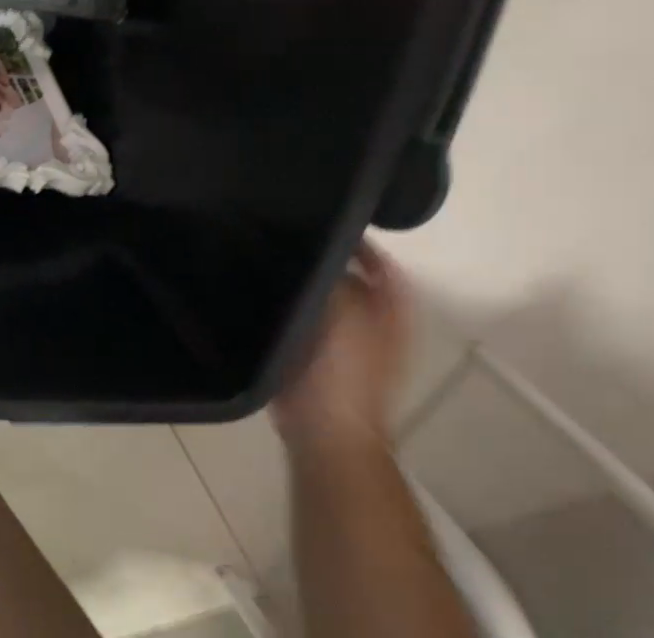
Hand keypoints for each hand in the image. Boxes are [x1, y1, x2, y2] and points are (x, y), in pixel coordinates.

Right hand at [272, 240, 410, 457]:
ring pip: (323, 298)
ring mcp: (344, 342)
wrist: (325, 431)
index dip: (363, 244)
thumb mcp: (346, 317)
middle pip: (352, 279)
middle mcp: (374, 324)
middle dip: (325, 258)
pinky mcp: (314, 355)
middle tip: (286, 236)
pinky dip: (285, 304)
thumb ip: (338, 280)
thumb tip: (321, 252)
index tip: (324, 223)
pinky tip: (260, 293)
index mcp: (393, 315)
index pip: (385, 266)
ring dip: (303, 282)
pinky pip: (299, 318)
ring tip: (268, 258)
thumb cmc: (344, 376)